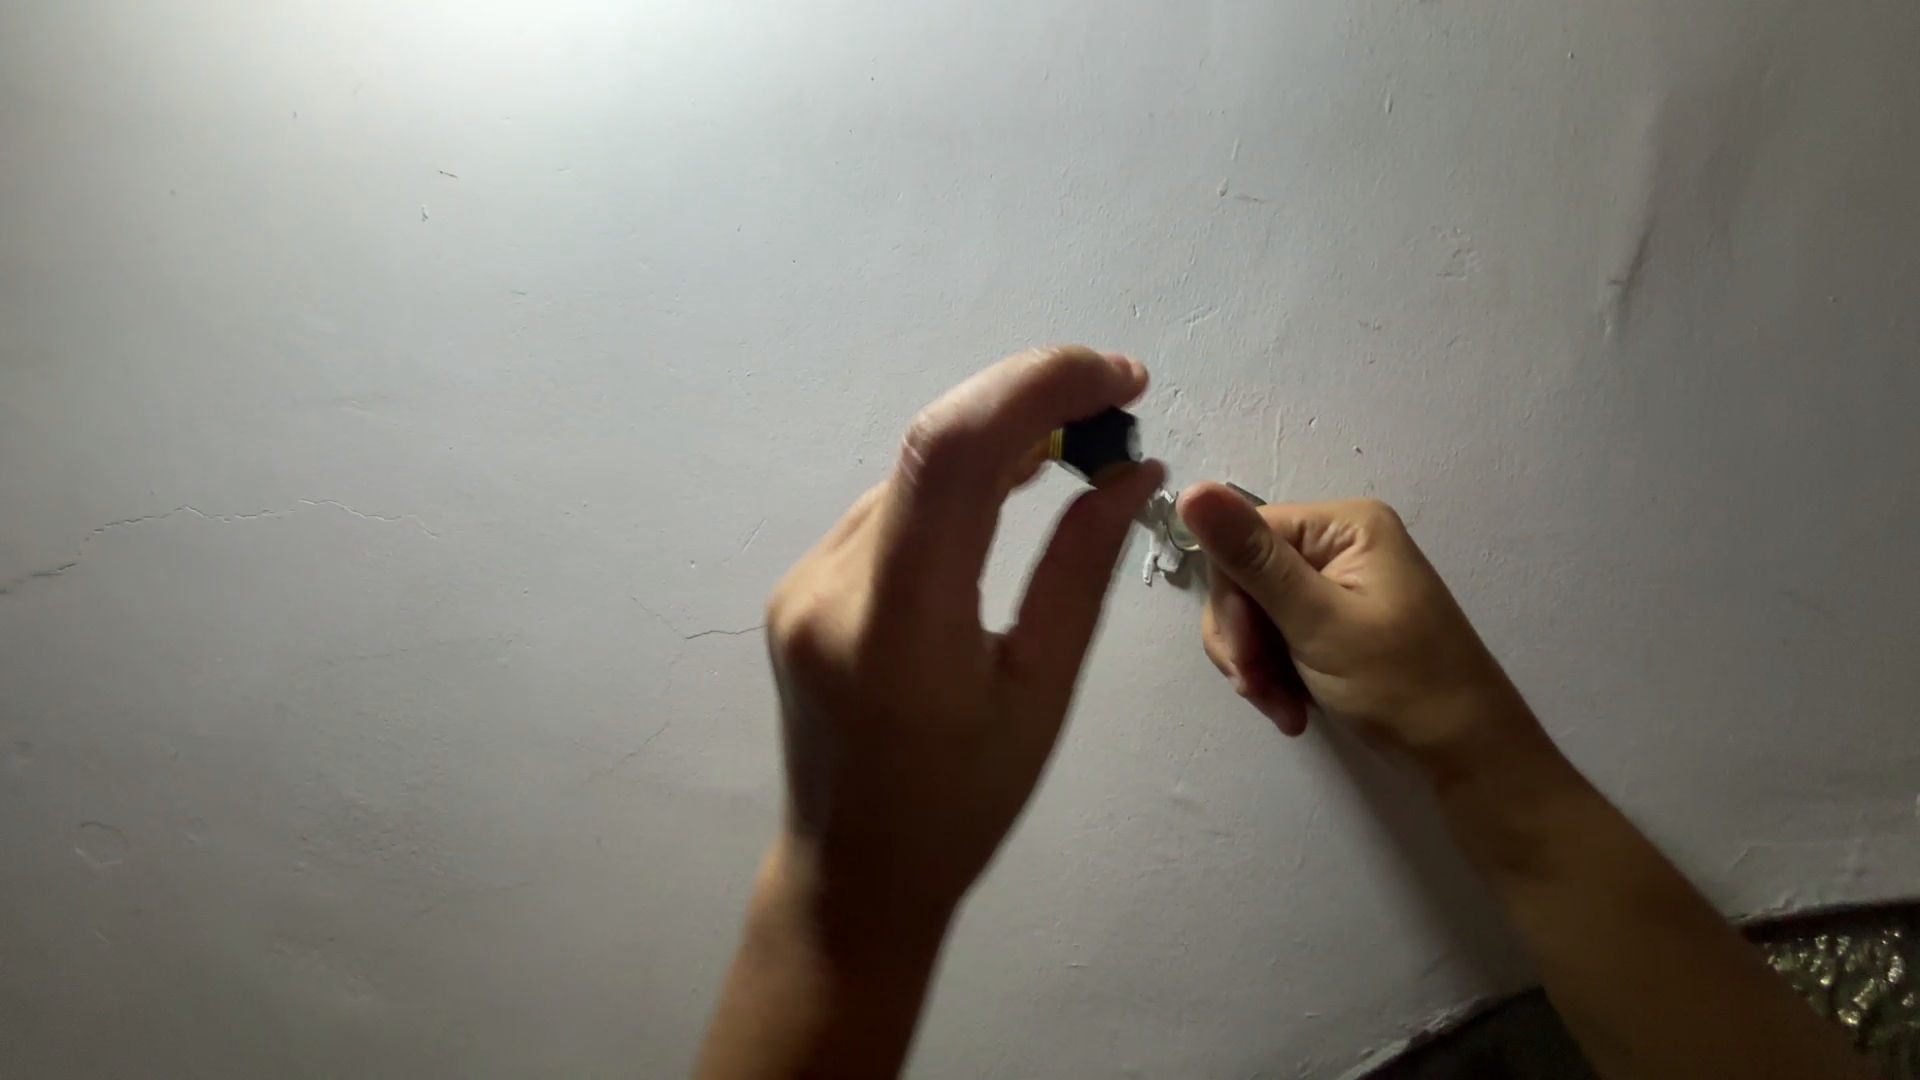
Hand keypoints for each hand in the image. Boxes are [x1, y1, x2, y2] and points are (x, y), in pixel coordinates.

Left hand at [767, 347, 1163, 936]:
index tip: (1117, 378)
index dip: (1038, 387)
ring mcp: (805, 581)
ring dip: (994, 442)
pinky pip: (890, 507)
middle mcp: (831, 588)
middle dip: (1028, 401)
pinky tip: (1002, 492)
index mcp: (898, 628)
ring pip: (910, 473)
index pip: (952, 453)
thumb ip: (1080, 568)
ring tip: (1072, 446)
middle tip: (1110, 405)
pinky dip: (954, 483)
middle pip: (929, 444)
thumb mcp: (1043, 692)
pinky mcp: (803, 584)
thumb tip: (1129, 473)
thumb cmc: (962, 805)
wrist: (854, 869)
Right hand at [1177, 485, 1543, 781]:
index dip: (1230, 597)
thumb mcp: (1316, 620)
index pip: (1242, 537)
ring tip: (1281, 708)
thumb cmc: (1401, 686)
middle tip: (1256, 689)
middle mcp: (1334, 544)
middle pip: (1242, 578)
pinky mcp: (1329, 619)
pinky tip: (1289, 707)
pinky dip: (1271, 673)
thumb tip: (1191, 489)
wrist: (1467, 759)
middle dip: (1242, 641)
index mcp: (1341, 526)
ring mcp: (1332, 583)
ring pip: (1250, 612)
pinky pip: (1271, 634)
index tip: (1240, 656)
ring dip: (1254, 665)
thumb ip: (1251, 558)